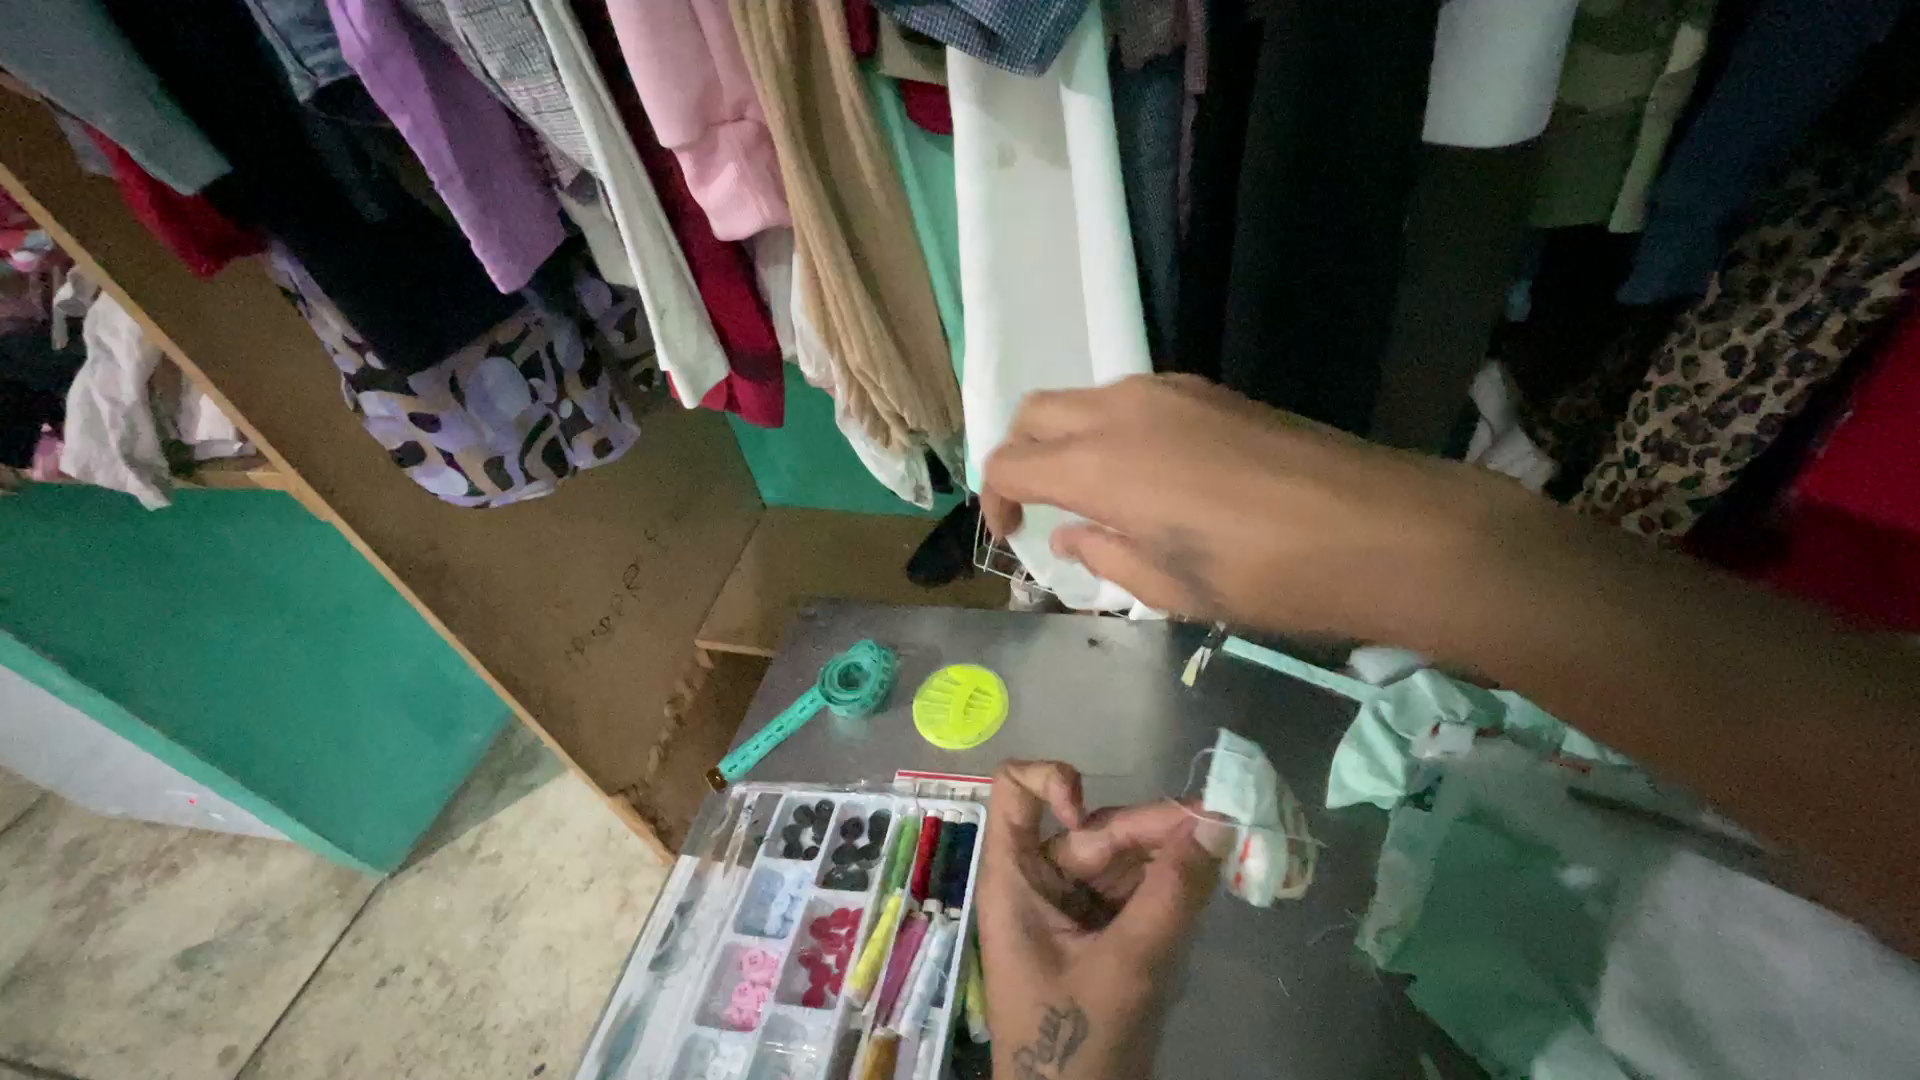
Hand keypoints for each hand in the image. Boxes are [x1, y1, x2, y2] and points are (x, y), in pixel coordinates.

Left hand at [977, 761, 1221, 1079]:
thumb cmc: (1077, 1046)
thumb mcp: (1128, 967)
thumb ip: (1173, 894)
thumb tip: (1216, 822)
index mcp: (1015, 878)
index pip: (1015, 791)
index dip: (1050, 780)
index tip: (1088, 810)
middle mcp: (1038, 881)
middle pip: (1091, 830)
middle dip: (1150, 827)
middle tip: (1221, 820)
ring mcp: (1070, 907)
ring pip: (1121, 859)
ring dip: (1169, 853)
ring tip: (1226, 842)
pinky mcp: (1099, 932)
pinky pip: (1133, 891)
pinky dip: (1167, 885)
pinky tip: (1206, 877)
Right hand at [981, 374, 1532, 643]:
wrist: (1379, 528)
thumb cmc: (1263, 576)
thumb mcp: (1167, 587)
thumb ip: (1103, 553)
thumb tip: (1069, 534)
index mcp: (1100, 465)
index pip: (1010, 462)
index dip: (995, 499)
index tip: (1013, 534)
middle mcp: (1122, 411)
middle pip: (1034, 413)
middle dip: (1019, 455)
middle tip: (1037, 505)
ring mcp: (1169, 392)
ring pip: (1084, 399)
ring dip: (1066, 439)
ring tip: (1094, 494)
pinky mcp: (1208, 391)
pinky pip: (1132, 400)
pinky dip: (1112, 430)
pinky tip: (1147, 475)